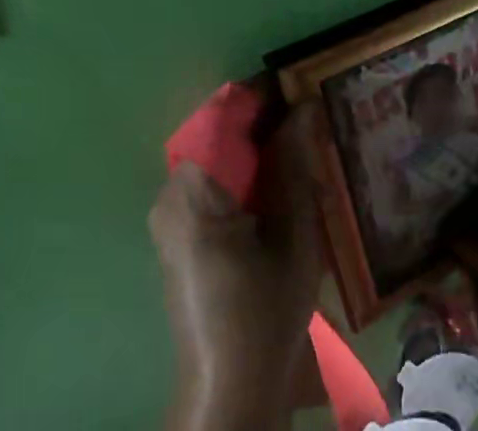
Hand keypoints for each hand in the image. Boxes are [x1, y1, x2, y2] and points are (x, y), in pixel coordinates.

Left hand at [150, 108, 321, 430]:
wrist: (230, 386)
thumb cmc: (266, 311)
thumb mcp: (293, 234)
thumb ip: (294, 164)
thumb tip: (303, 106)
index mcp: (192, 190)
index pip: (221, 117)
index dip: (262, 98)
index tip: (301, 90)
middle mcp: (169, 193)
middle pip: (216, 137)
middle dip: (263, 127)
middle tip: (309, 126)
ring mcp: (168, 214)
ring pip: (216, 160)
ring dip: (256, 154)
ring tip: (301, 156)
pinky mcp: (176, 233)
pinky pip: (210, 185)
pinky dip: (242, 178)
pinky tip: (278, 191)